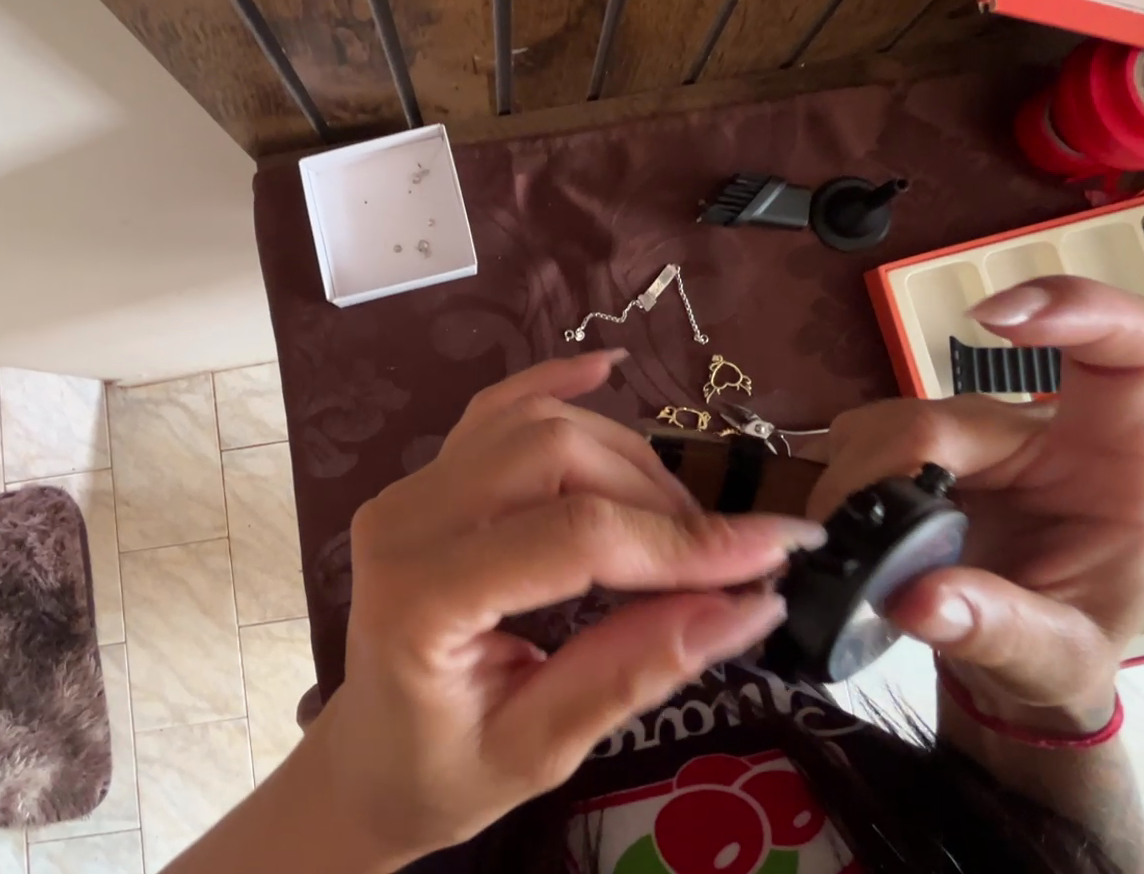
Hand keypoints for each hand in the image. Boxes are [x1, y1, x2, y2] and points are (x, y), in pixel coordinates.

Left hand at [309, 351, 824, 866]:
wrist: (367, 757)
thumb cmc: (442, 773)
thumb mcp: (541, 750)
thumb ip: (635, 669)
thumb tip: (748, 607)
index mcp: (421, 597)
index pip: (571, 537)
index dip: (680, 542)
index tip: (776, 552)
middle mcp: (405, 518)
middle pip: (554, 453)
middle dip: (654, 497)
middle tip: (719, 557)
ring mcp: (410, 487)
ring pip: (536, 423)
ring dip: (624, 456)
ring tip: (677, 522)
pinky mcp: (427, 479)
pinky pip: (495, 410)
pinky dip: (554, 385)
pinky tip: (604, 369)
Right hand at [804, 276, 1143, 727]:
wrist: (1009, 668)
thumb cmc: (1060, 658)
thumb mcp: (1056, 663)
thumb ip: (999, 632)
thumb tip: (916, 600)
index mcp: (1112, 468)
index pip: (1130, 354)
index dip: (1078, 311)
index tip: (992, 320)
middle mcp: (1039, 437)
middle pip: (949, 412)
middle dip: (886, 468)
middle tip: (847, 533)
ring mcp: (972, 438)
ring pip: (893, 420)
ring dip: (857, 477)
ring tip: (849, 538)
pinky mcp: (916, 447)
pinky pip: (864, 435)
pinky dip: (843, 475)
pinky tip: (848, 516)